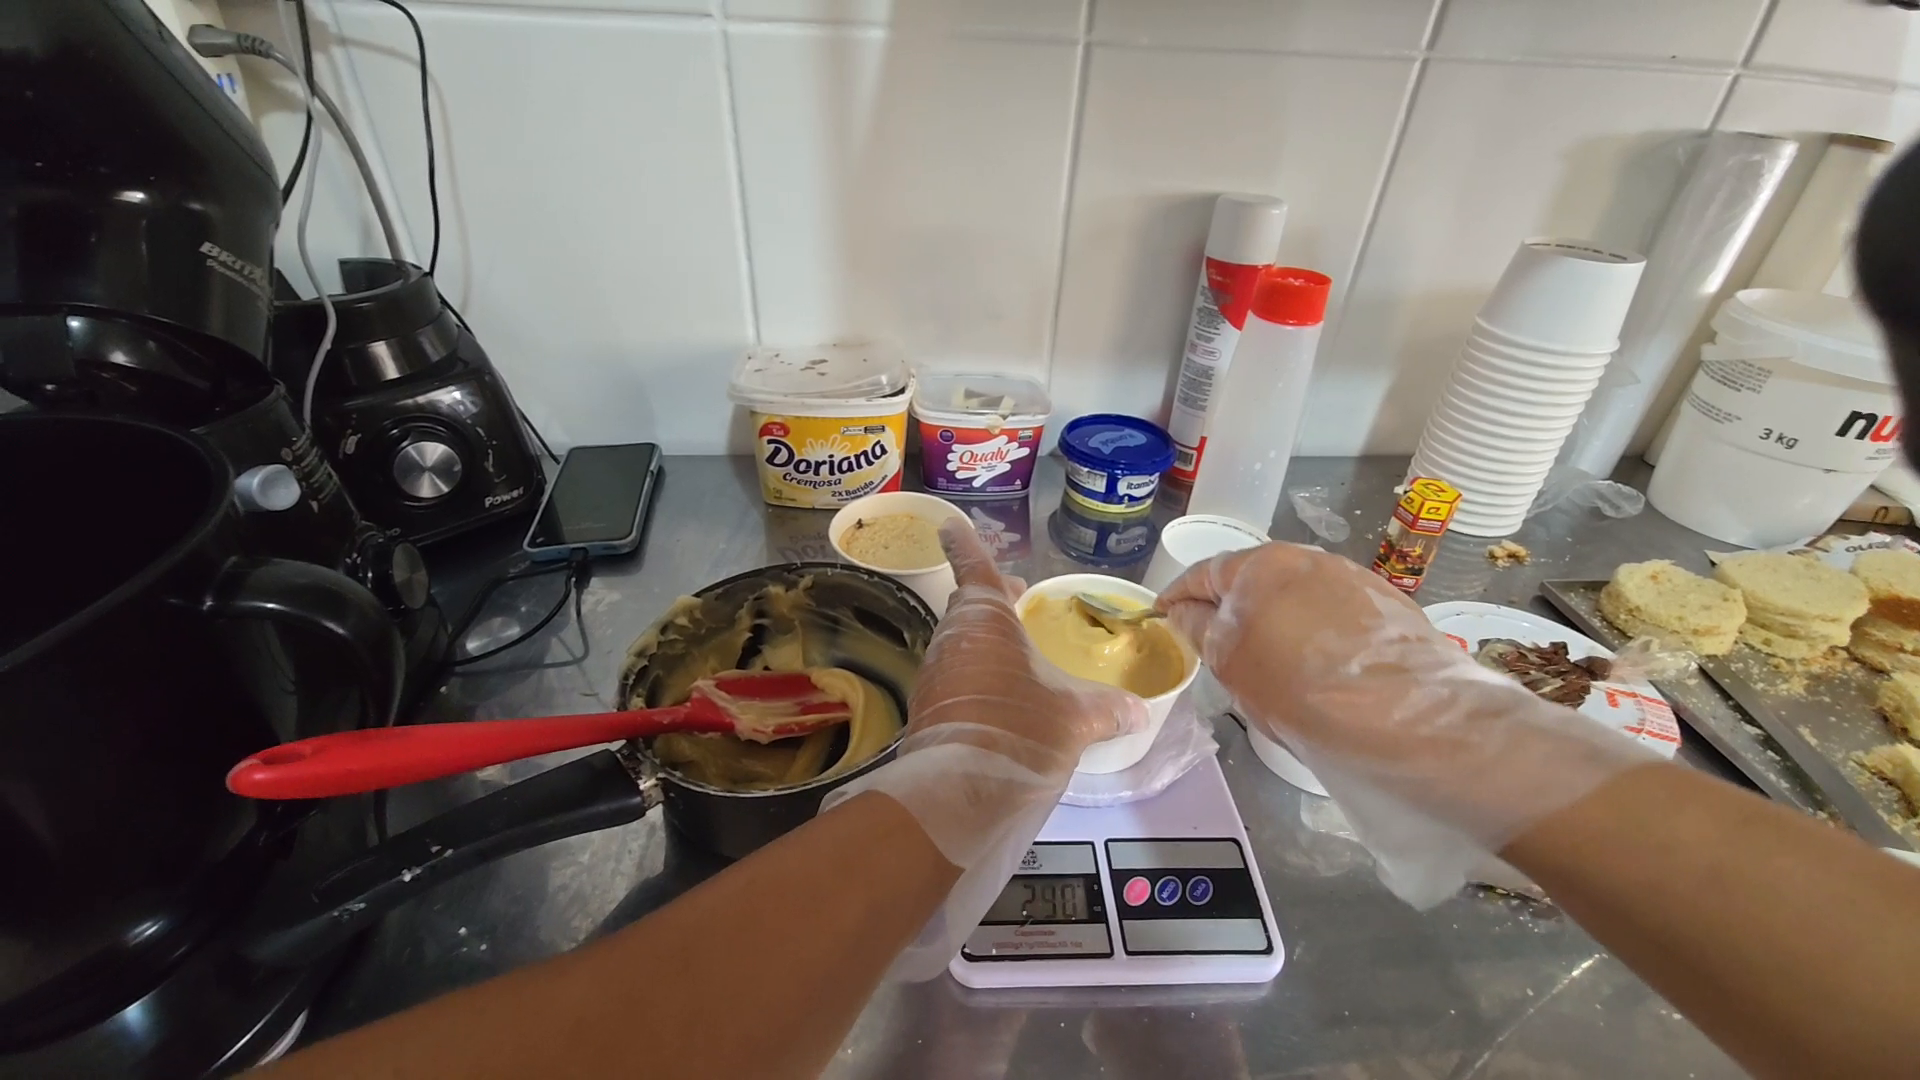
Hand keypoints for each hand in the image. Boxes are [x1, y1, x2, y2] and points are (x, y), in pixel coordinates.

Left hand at [907, 519, 1144, 770]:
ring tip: (1018, 654)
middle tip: (1020, 598)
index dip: (965, 544)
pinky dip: (976, 677)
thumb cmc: (1021, 731)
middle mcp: (953, 639)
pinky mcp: (927, 710)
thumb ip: (1109, 709)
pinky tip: (1001, 701)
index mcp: (986, 620)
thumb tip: (1140, 711)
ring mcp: (935, 675)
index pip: (975, 568)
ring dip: (986, 641)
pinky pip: (954, 678)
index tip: (949, 523)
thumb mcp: (1076, 718)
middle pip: (970, 607)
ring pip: (961, 643)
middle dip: (994, 599)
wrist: (961, 794)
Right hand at [1156, 542, 1657, 905]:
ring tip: (1267, 661)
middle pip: (1250, 580)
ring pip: (1293, 596)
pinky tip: (1317, 668)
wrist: (1415, 719)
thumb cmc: (1302, 690)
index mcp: (1261, 564)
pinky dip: (1311, 633)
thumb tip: (1184, 611)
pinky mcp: (1388, 607)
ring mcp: (1353, 579)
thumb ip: (1198, 629)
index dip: (1177, 597)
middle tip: (1214, 645)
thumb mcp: (1231, 665)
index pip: (1202, 573)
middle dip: (1228, 608)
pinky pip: (1331, 614)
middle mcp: (1307, 558)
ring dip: (1272, 620)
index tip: (1163, 617)